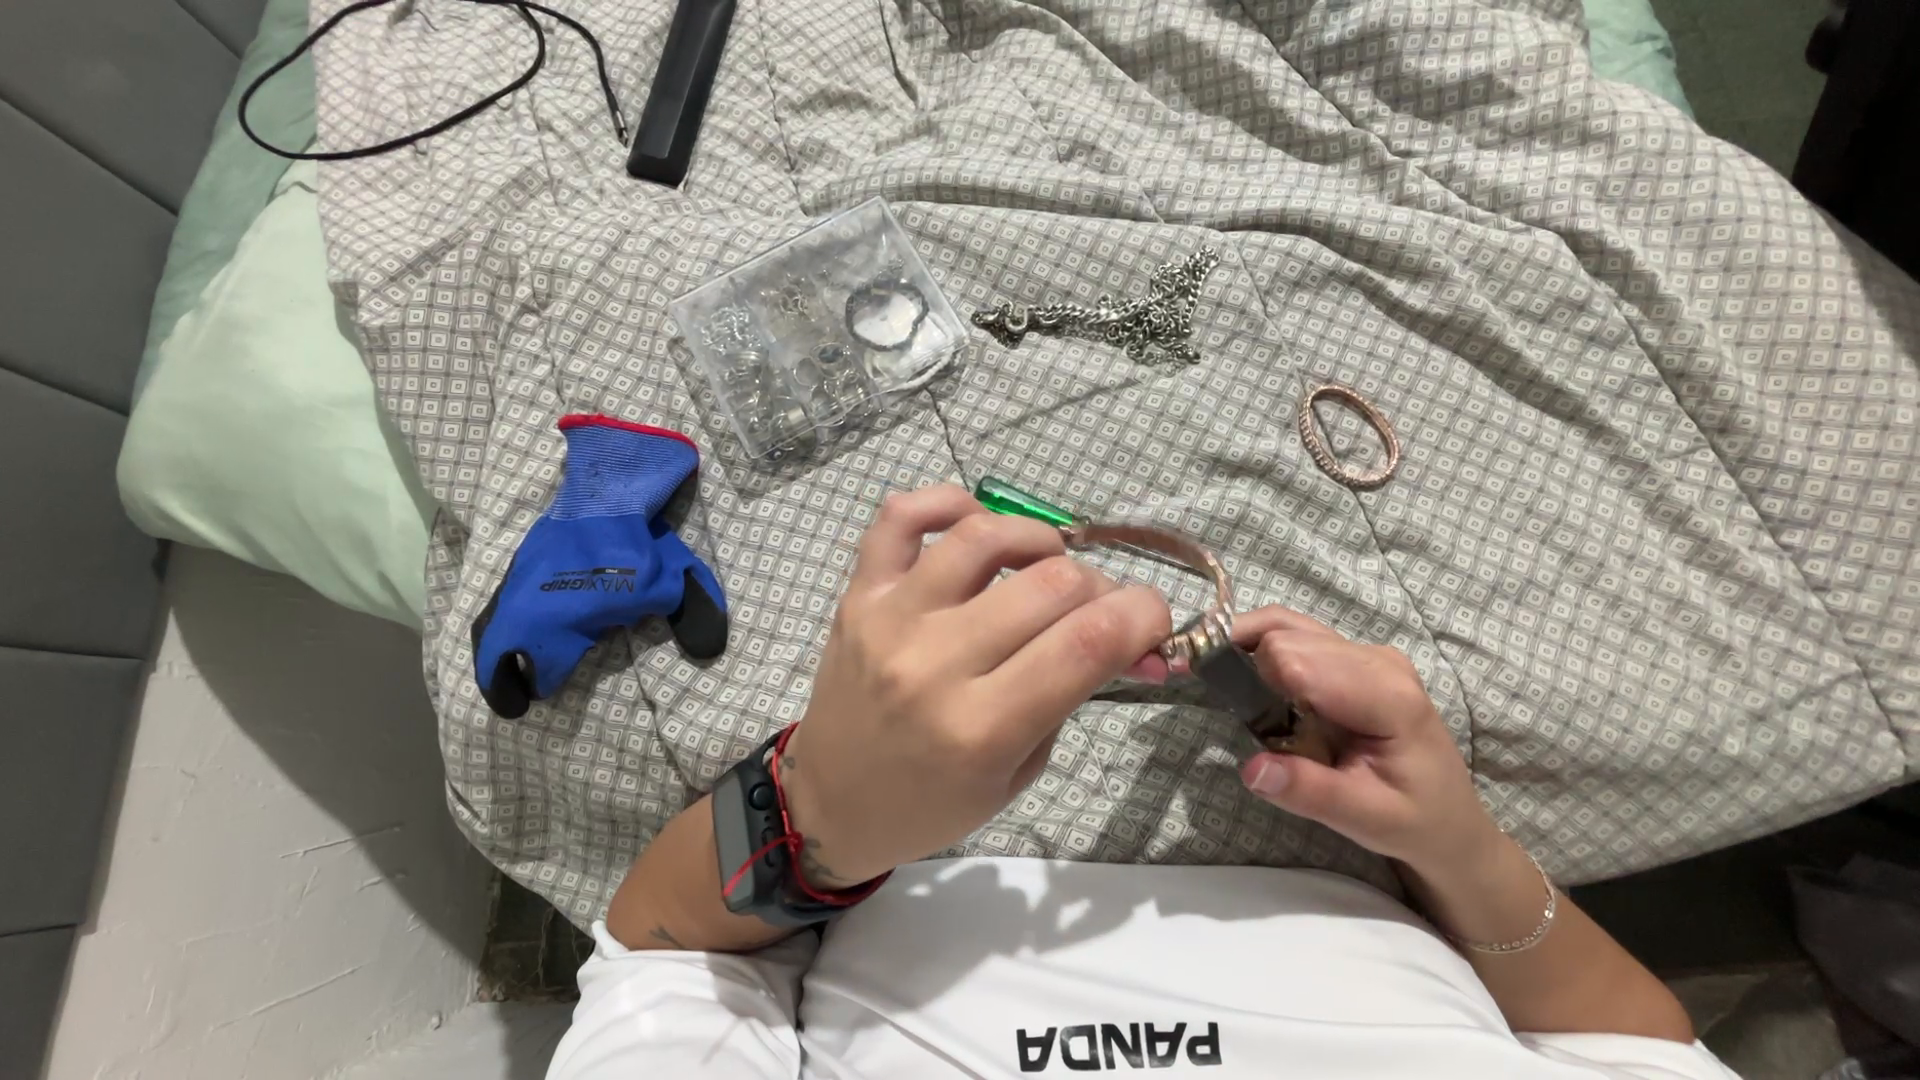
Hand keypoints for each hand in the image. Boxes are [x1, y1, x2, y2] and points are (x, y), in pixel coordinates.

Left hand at [776, 484, 1171, 888]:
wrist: (833, 802)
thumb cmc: (934, 802)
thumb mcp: (1020, 772)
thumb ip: (1074, 695)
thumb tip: (1135, 638)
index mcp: (981, 729)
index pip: (1088, 643)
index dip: (1144, 615)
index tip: (1153, 618)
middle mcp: (934, 665)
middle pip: (1049, 585)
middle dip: (1102, 587)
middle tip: (1099, 606)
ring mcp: (890, 620)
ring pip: (983, 537)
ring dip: (1039, 539)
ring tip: (1048, 565)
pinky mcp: (858, 593)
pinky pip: (900, 517)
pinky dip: (949, 502)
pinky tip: (978, 526)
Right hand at [1231, 607, 1501, 875]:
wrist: (1451, 822)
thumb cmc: (1414, 822)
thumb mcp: (1367, 820)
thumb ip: (1311, 792)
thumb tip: (1251, 769)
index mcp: (1388, 695)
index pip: (1297, 659)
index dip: (1249, 674)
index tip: (1212, 695)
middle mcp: (1377, 660)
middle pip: (1284, 636)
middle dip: (1240, 658)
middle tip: (1207, 690)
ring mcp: (1366, 653)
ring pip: (1285, 624)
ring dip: (1244, 644)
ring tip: (1213, 673)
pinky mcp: (1352, 656)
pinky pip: (1294, 632)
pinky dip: (1258, 644)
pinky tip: (1241, 670)